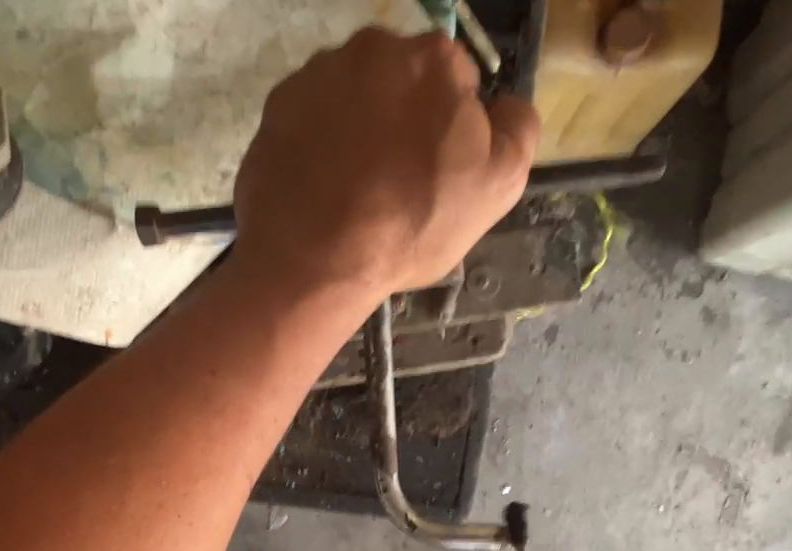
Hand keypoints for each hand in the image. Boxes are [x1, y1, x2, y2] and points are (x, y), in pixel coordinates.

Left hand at [233, 28, 538, 301]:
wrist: (312, 260)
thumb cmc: (411, 224)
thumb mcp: (498, 186)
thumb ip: (517, 129)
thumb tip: (503, 106)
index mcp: (433, 58)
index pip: (456, 83)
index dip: (451, 130)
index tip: (436, 172)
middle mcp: (370, 49)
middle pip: (399, 85)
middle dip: (401, 123)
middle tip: (394, 185)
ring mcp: (315, 77)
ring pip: (351, 101)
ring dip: (356, 132)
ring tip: (352, 192)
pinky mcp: (274, 110)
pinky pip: (308, 122)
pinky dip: (316, 147)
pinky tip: (319, 189)